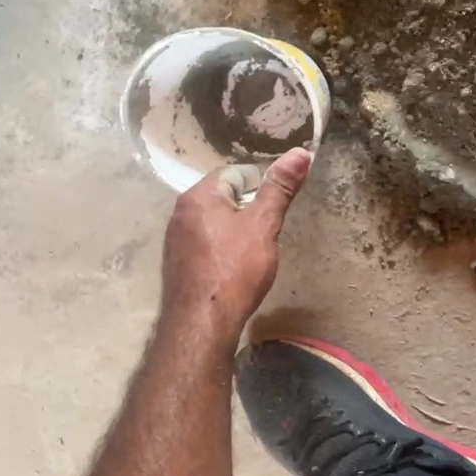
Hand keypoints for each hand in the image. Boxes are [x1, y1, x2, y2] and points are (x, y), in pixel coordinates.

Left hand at [159, 149, 313, 342]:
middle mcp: (180, 214)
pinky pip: (206, 243)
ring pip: (214, 221)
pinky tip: (236, 266)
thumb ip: (280, 188)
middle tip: (270, 227)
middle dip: (249, 207)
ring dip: (236, 228)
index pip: (234, 173)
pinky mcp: (178, 264)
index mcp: (198, 197)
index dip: (260, 184)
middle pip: (223, 197)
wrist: (202, 323)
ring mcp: (175, 241)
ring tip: (256, 248)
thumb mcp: (264, 225)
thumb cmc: (235, 268)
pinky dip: (223, 247)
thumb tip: (300, 152)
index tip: (277, 204)